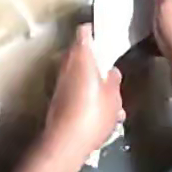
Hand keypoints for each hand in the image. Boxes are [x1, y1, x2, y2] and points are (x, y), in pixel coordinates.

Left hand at [40, 24, 124, 163]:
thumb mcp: (113, 97)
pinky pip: (74, 86)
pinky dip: (85, 92)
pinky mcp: (57, 96)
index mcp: (81, 55)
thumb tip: (111, 71)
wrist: (65, 142)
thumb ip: (113, 80)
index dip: (94, 30)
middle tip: (111, 67)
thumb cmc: (93, 113)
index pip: (84, 31)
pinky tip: (100, 111)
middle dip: (95, 58)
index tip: (104, 34)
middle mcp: (67, 62)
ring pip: (78, 70)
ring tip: (111, 97)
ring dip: (91, 78)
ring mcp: (60, 79)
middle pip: (80, 51)